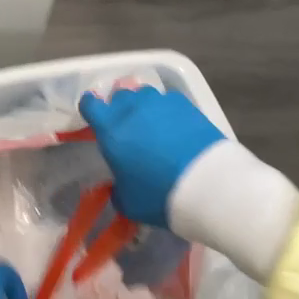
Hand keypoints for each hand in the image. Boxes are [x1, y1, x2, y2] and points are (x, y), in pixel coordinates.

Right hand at [79, 85, 227, 228]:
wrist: (209, 186)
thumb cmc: (159, 195)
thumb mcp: (129, 202)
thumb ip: (118, 189)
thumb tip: (118, 187)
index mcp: (110, 128)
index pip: (90, 104)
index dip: (91, 109)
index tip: (96, 119)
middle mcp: (131, 107)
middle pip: (119, 95)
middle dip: (120, 108)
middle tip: (128, 128)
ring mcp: (160, 102)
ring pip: (144, 95)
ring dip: (144, 107)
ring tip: (153, 125)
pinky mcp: (186, 104)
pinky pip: (169, 101)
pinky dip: (168, 111)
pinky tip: (176, 127)